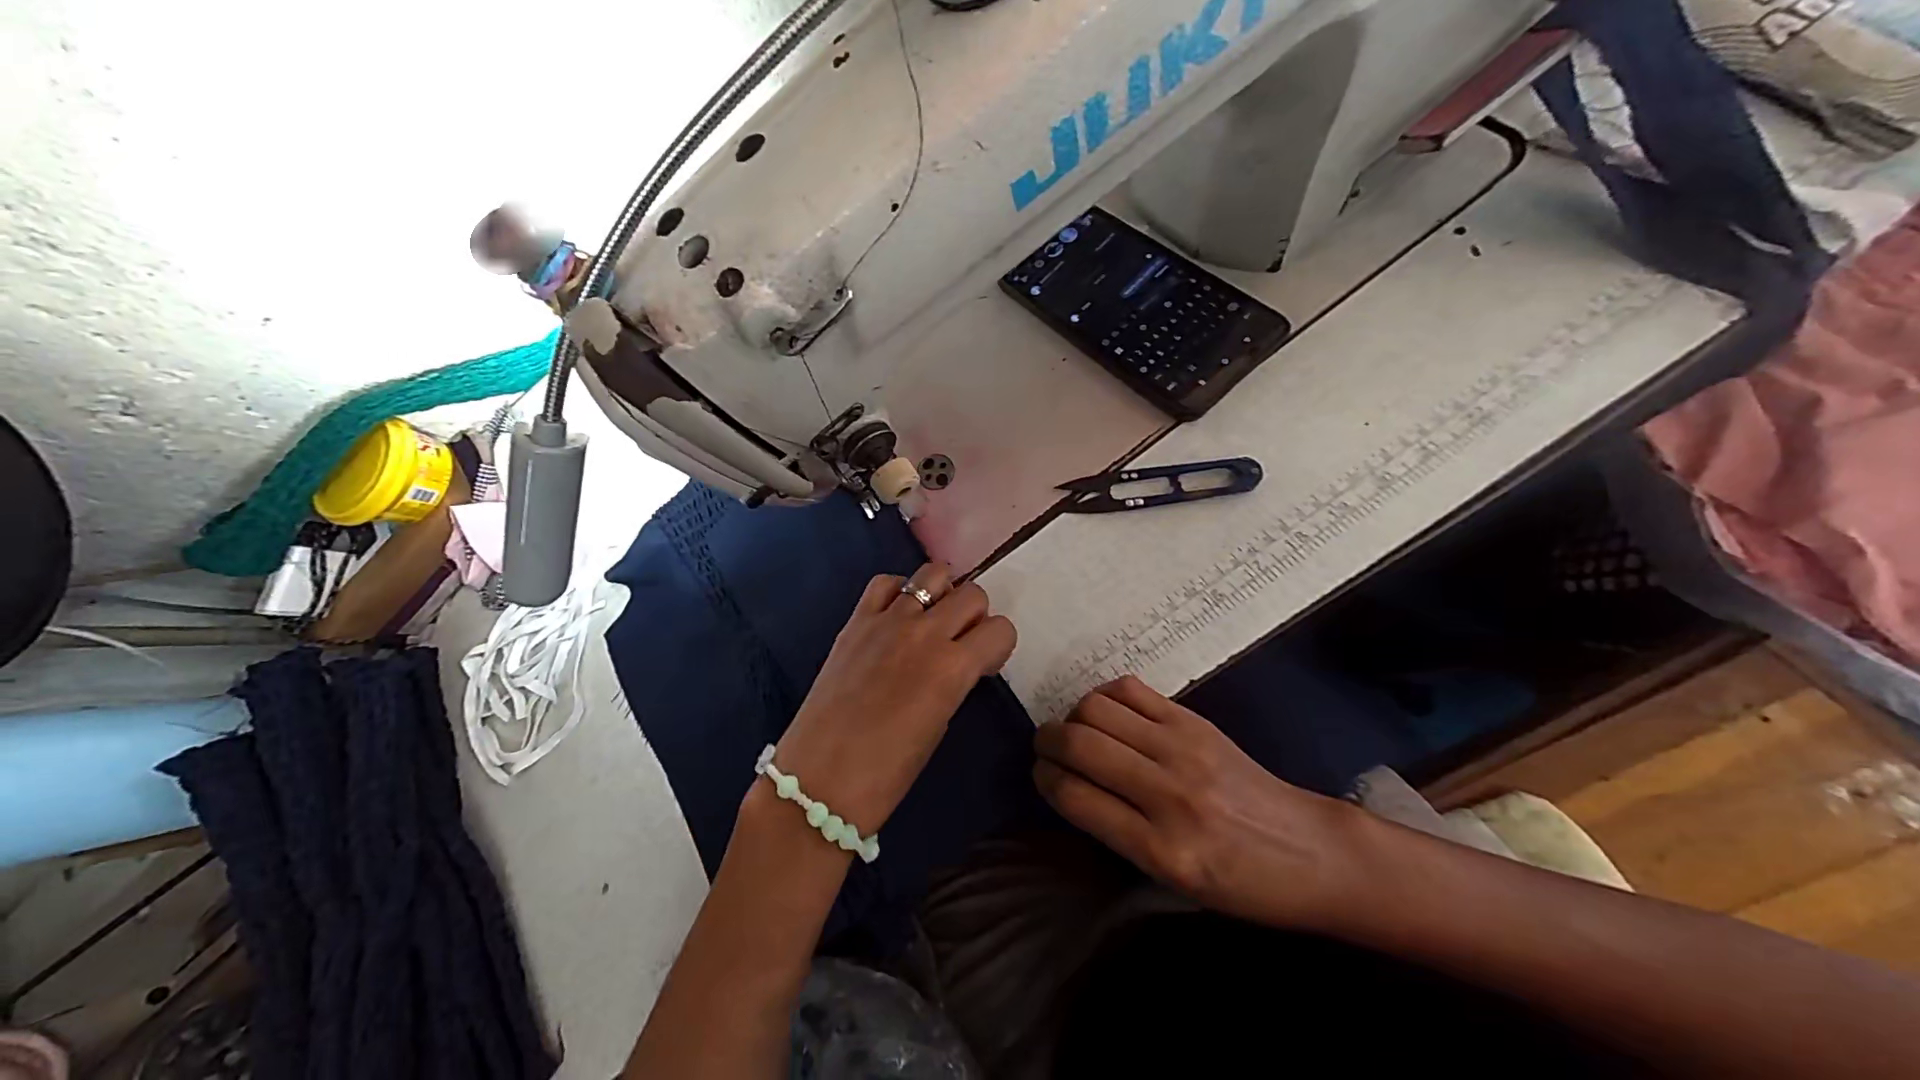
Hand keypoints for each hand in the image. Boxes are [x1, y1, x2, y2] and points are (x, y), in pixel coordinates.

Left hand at [771, 564, 1016, 837]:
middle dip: (975, 618)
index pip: (1000, 630)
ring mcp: (887, 621)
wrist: (820, 782)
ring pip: (932, 574)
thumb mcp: (940, 725)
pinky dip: (899, 593)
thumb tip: (957, 664)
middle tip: (959, 644)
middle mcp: (925, 633)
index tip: (984, 665)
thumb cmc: (887, 772)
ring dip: (942, 594)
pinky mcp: (855, 621)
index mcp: (953, 668)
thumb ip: (955, 683)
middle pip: (972, 594)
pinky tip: (896, 617)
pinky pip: (885, 583)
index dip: (997, 647)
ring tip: (930, 623)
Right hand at [1033, 676, 1361, 930]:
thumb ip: (1116, 833)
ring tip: (1078, 731)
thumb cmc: (1240, 883)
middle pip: (1078, 744)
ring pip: (1097, 709)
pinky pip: (1130, 689)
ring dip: (1073, 717)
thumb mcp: (1172, 881)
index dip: (1043, 779)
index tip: (1041, 775)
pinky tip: (1109, 714)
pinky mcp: (1196, 721)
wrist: (1311, 852)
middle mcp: (1169, 794)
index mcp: (1161, 850)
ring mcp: (1185, 749)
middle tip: (1046, 749)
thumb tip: (1066, 784)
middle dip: (1047, 741)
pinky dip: (1105, 696)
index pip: (1073, 796)